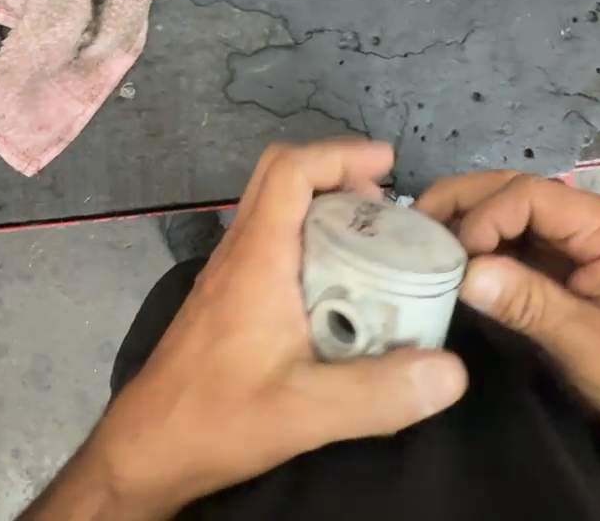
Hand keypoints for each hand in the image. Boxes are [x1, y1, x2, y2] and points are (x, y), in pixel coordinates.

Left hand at [31, 140, 467, 519]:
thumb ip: (378, 394)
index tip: (387, 163)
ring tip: (372, 233)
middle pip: (280, 174)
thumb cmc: (217, 416)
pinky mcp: (232, 290)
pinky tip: (340, 277)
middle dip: (334, 170)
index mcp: (258, 255)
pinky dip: (310, 230)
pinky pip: (273, 233)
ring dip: (322, 200)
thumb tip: (452, 371)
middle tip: (384, 200)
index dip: (339, 154)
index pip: (290, 170)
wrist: (147, 446)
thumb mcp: (304, 412)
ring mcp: (233, 267)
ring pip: (275, 202)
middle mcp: (242, 247)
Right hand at [415, 172, 599, 468]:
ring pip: (514, 212)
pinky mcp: (574, 264)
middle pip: (519, 191)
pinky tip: (457, 262)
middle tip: (414, 228)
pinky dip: (486, 247)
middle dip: (465, 204)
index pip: (533, 194)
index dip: (484, 216)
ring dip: (470, 223)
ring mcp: (585, 241)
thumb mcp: (594, 349)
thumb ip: (529, 304)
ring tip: (426, 243)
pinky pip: (521, 241)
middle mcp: (598, 220)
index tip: (452, 257)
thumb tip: (463, 272)